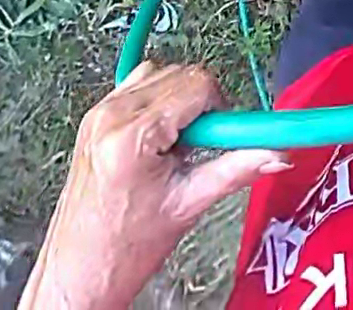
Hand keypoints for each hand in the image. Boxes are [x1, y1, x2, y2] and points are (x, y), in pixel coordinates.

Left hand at [19, 63, 288, 309]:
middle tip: (203, 144)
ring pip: (165, 73)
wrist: (75, 279)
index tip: (228, 130)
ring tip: (178, 144)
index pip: (198, 85)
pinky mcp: (96, 115)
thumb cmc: (123, 250)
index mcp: (133, 137)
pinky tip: (161, 134)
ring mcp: (100, 112)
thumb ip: (237, 170)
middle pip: (184, 74)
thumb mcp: (188, 206)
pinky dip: (160, 98)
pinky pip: (141, 81)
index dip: (221, 104)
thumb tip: (278, 153)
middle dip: (203, 103)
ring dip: (182, 99)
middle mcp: (112, 115)